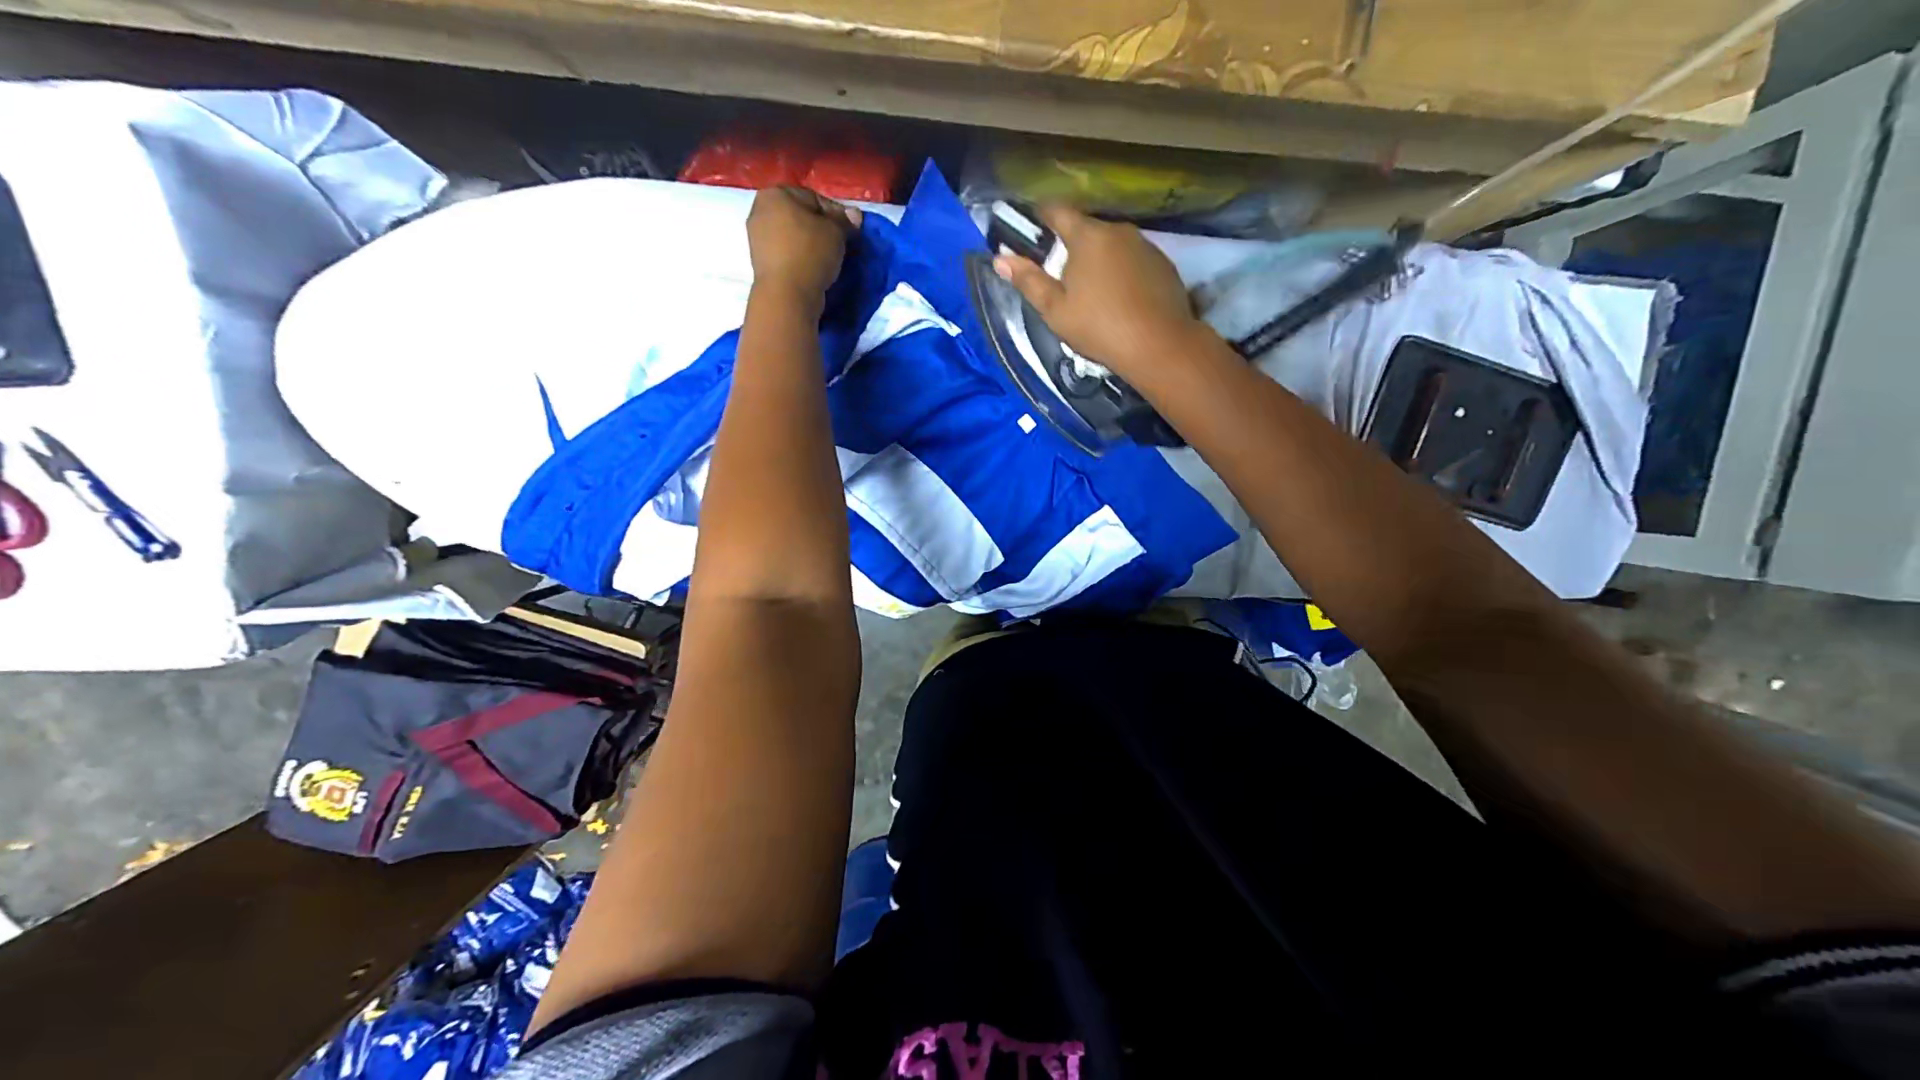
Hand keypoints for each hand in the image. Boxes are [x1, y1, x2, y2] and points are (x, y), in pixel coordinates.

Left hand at [747, 186, 862, 304]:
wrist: (787, 294)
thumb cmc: (810, 252)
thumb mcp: (836, 231)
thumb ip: (844, 220)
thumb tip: (854, 214)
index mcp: (774, 194)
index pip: (813, 198)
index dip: (835, 214)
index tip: (848, 230)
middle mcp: (760, 211)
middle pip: (800, 217)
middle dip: (820, 228)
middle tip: (839, 244)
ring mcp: (756, 238)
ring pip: (793, 236)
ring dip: (810, 244)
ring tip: (828, 259)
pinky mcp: (760, 262)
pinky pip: (786, 253)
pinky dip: (800, 258)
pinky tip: (813, 269)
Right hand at [992, 205, 1209, 379]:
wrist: (1159, 345)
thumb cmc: (1099, 326)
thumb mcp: (1055, 309)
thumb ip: (1028, 281)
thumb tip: (1000, 259)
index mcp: (1087, 236)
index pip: (1058, 211)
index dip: (1041, 216)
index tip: (1031, 225)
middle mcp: (1118, 231)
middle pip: (1087, 229)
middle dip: (1072, 244)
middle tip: (1060, 272)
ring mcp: (1145, 246)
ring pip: (1113, 244)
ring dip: (1099, 259)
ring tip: (1092, 289)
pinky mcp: (1164, 265)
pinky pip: (1134, 260)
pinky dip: (1123, 271)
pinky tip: (1120, 298)